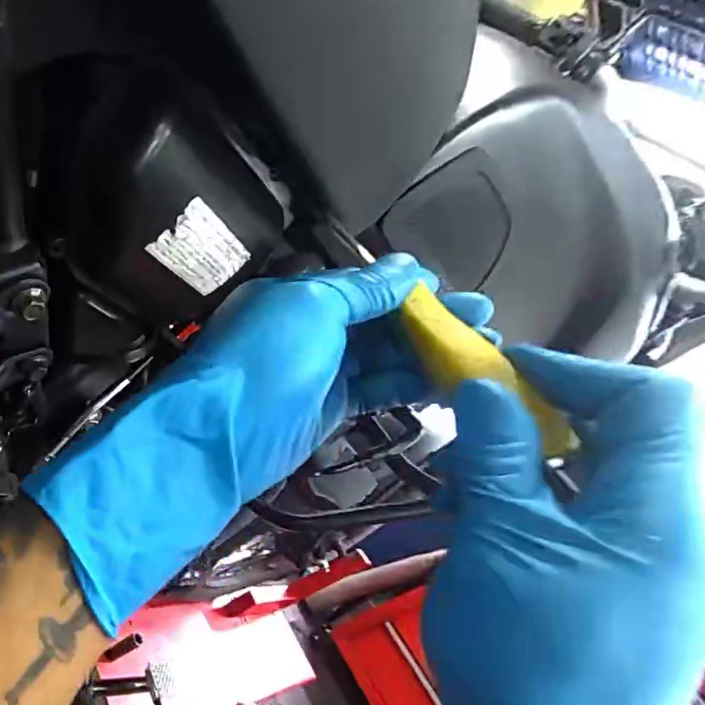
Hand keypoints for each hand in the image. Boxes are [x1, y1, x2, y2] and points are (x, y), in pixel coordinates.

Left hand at [25, 253, 493, 632]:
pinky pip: (375, 390)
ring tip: (480, 352)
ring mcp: (318, 372)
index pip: (364, 286)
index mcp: (298, 297)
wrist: (219, 437)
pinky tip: (447, 382)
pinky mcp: (327, 410)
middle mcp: (309, 330)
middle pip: (379, 321)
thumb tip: (408, 267)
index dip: (411, 289)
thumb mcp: (310, 309)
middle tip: (485, 323)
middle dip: (431, 321)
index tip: (458, 294)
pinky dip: (409, 385)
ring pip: (383, 357)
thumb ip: (360, 290)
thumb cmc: (261, 361)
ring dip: (428, 354)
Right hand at [422, 347, 704, 704]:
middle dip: (540, 417)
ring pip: (593, 478)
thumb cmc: (527, 651)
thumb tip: (486, 387)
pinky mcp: (618, 591)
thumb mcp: (501, 541)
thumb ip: (498, 456)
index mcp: (663, 512)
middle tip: (468, 423)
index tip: (497, 368)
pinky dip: (530, 501)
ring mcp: (649, 565)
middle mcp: (674, 531)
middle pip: (623, 436)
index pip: (652, 399)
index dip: (574, 370)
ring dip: (524, 462)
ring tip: (460, 480)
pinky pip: (582, 520)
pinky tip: (478, 518)